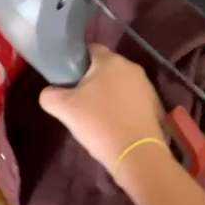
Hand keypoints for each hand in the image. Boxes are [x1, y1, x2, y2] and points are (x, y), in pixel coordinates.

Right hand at [39, 45, 167, 185]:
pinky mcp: (156, 106)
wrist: (138, 155)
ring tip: (99, 117)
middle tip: (80, 101)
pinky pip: (133, 101)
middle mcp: (131, 67)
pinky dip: (124, 109)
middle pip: (106, 68)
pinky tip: (116, 126)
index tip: (69, 80)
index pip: (90, 50)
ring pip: (121, 85)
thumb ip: (50, 95)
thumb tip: (49, 93)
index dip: (77, 62)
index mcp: (110, 61)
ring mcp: (147, 87)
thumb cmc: (100, 123)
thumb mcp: (65, 109)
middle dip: (94, 81)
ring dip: (110, 95)